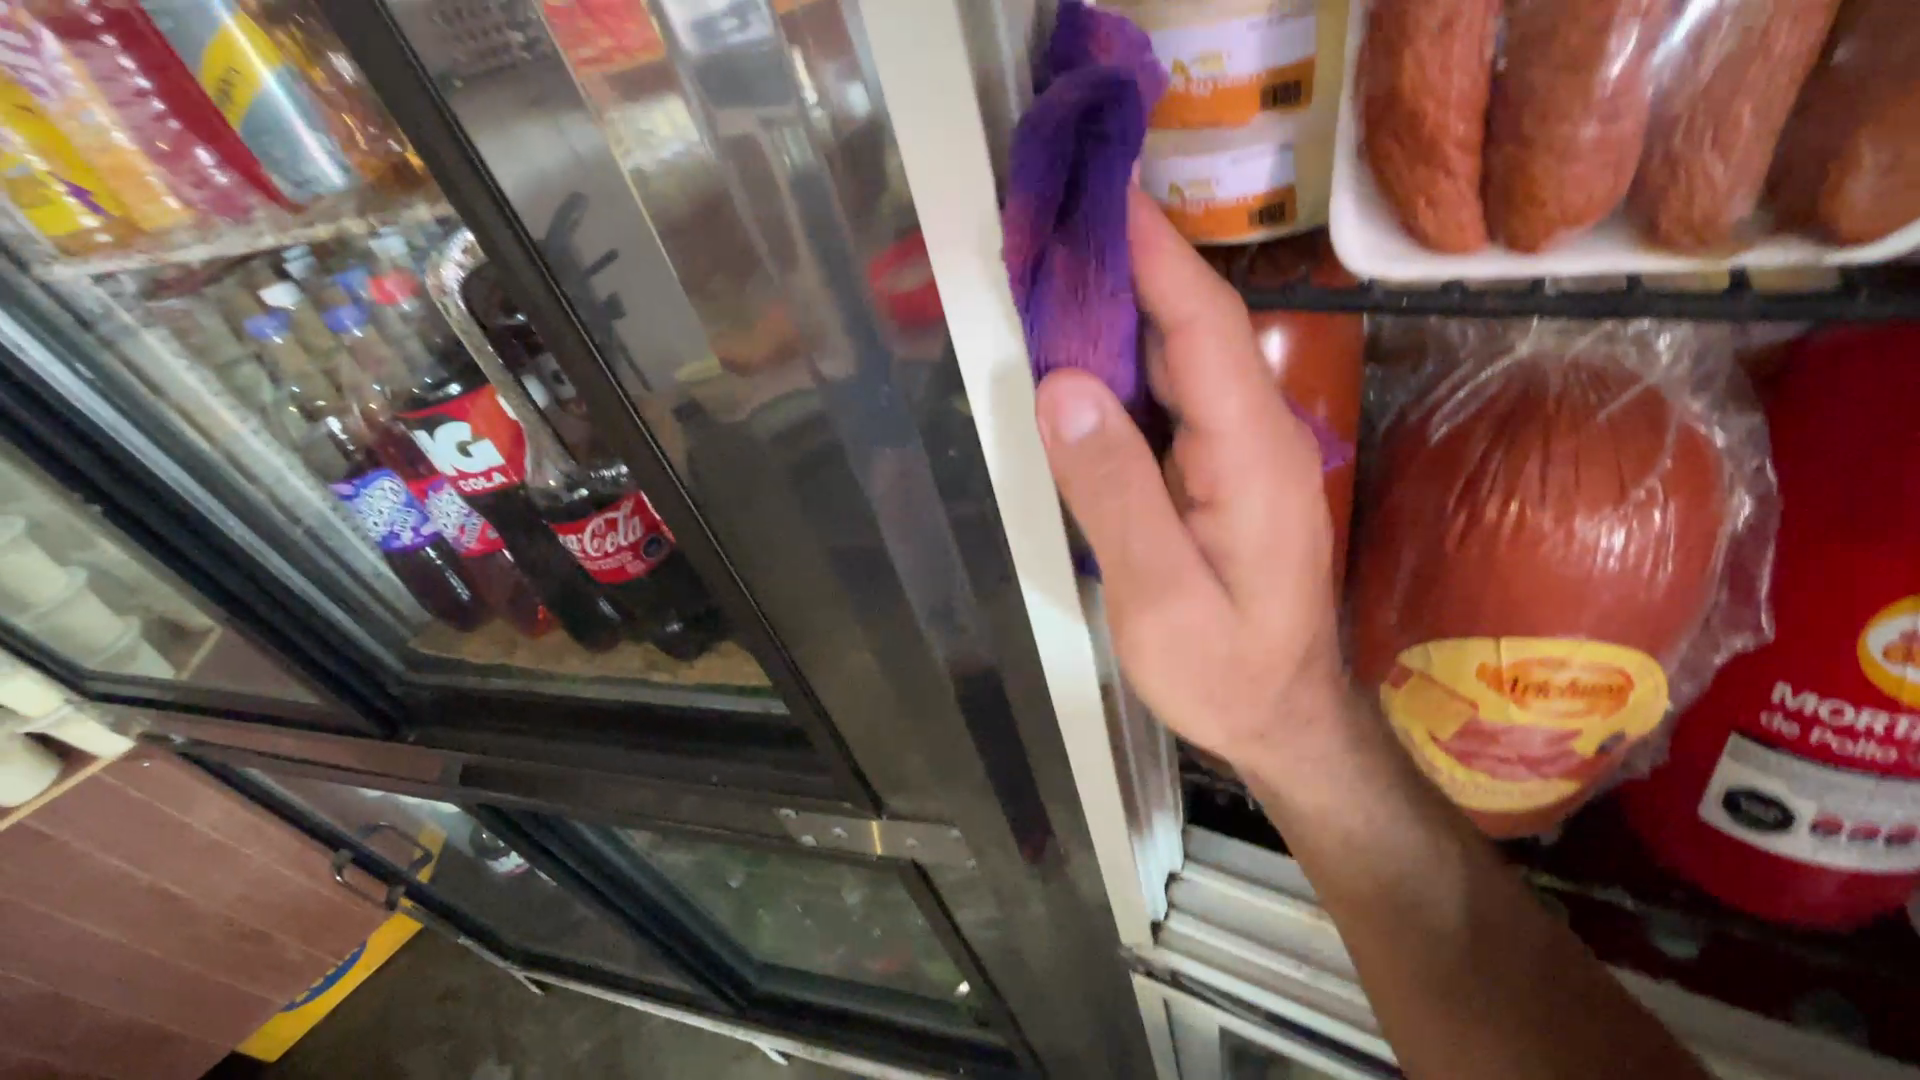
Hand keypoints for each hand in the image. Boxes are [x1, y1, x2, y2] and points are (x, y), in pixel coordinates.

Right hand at [1034, 190, 1348, 784]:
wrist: (1282, 718)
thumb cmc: (1225, 670)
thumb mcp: (1161, 596)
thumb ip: (1115, 492)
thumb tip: (1060, 387)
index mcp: (1250, 451)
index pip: (1202, 323)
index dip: (1153, 253)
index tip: (1097, 192)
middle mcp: (1254, 432)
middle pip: (1190, 326)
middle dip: (1125, 267)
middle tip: (1048, 226)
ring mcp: (1240, 450)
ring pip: (1177, 358)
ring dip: (1118, 311)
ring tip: (1047, 275)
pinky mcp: (1220, 471)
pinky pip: (1168, 399)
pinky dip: (1120, 366)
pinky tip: (1075, 360)